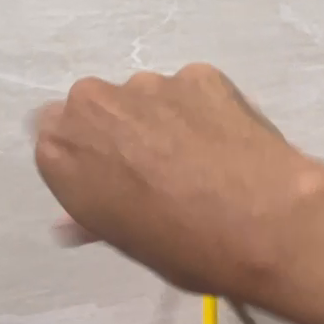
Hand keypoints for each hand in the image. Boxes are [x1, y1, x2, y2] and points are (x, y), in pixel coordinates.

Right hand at [32, 65, 323, 298]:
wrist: (264, 223)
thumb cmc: (186, 248)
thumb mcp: (129, 241)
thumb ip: (97, 216)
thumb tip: (70, 225)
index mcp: (59, 149)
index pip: (60, 138)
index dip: (93, 157)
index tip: (119, 176)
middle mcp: (91, 104)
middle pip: (102, 110)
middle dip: (127, 131)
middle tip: (166, 167)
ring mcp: (148, 84)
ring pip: (151, 98)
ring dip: (170, 119)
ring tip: (208, 158)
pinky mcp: (201, 75)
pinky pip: (198, 92)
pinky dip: (210, 111)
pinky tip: (234, 141)